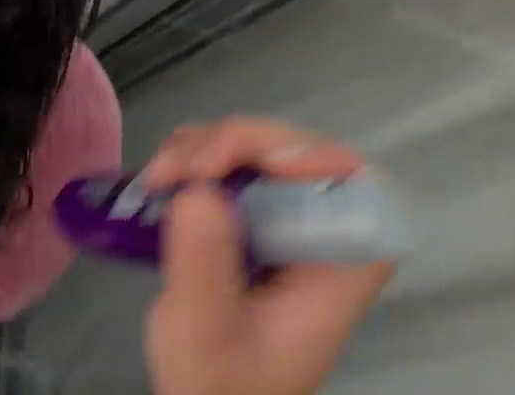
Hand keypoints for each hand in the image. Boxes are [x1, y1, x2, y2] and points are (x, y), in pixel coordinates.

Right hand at [140, 117, 395, 394]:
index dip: (314, 157)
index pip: (357, 190)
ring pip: (253, 147)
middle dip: (235, 144)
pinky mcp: (238, 215)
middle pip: (298, 152)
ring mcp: (275, 221)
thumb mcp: (206, 333)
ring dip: (200, 147)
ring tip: (157, 179)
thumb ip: (206, 270)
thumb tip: (199, 191)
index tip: (252, 163)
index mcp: (335, 269)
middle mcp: (315, 236)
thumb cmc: (218, 383)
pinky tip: (157, 182)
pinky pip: (221, 161)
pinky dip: (184, 156)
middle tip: (181, 170)